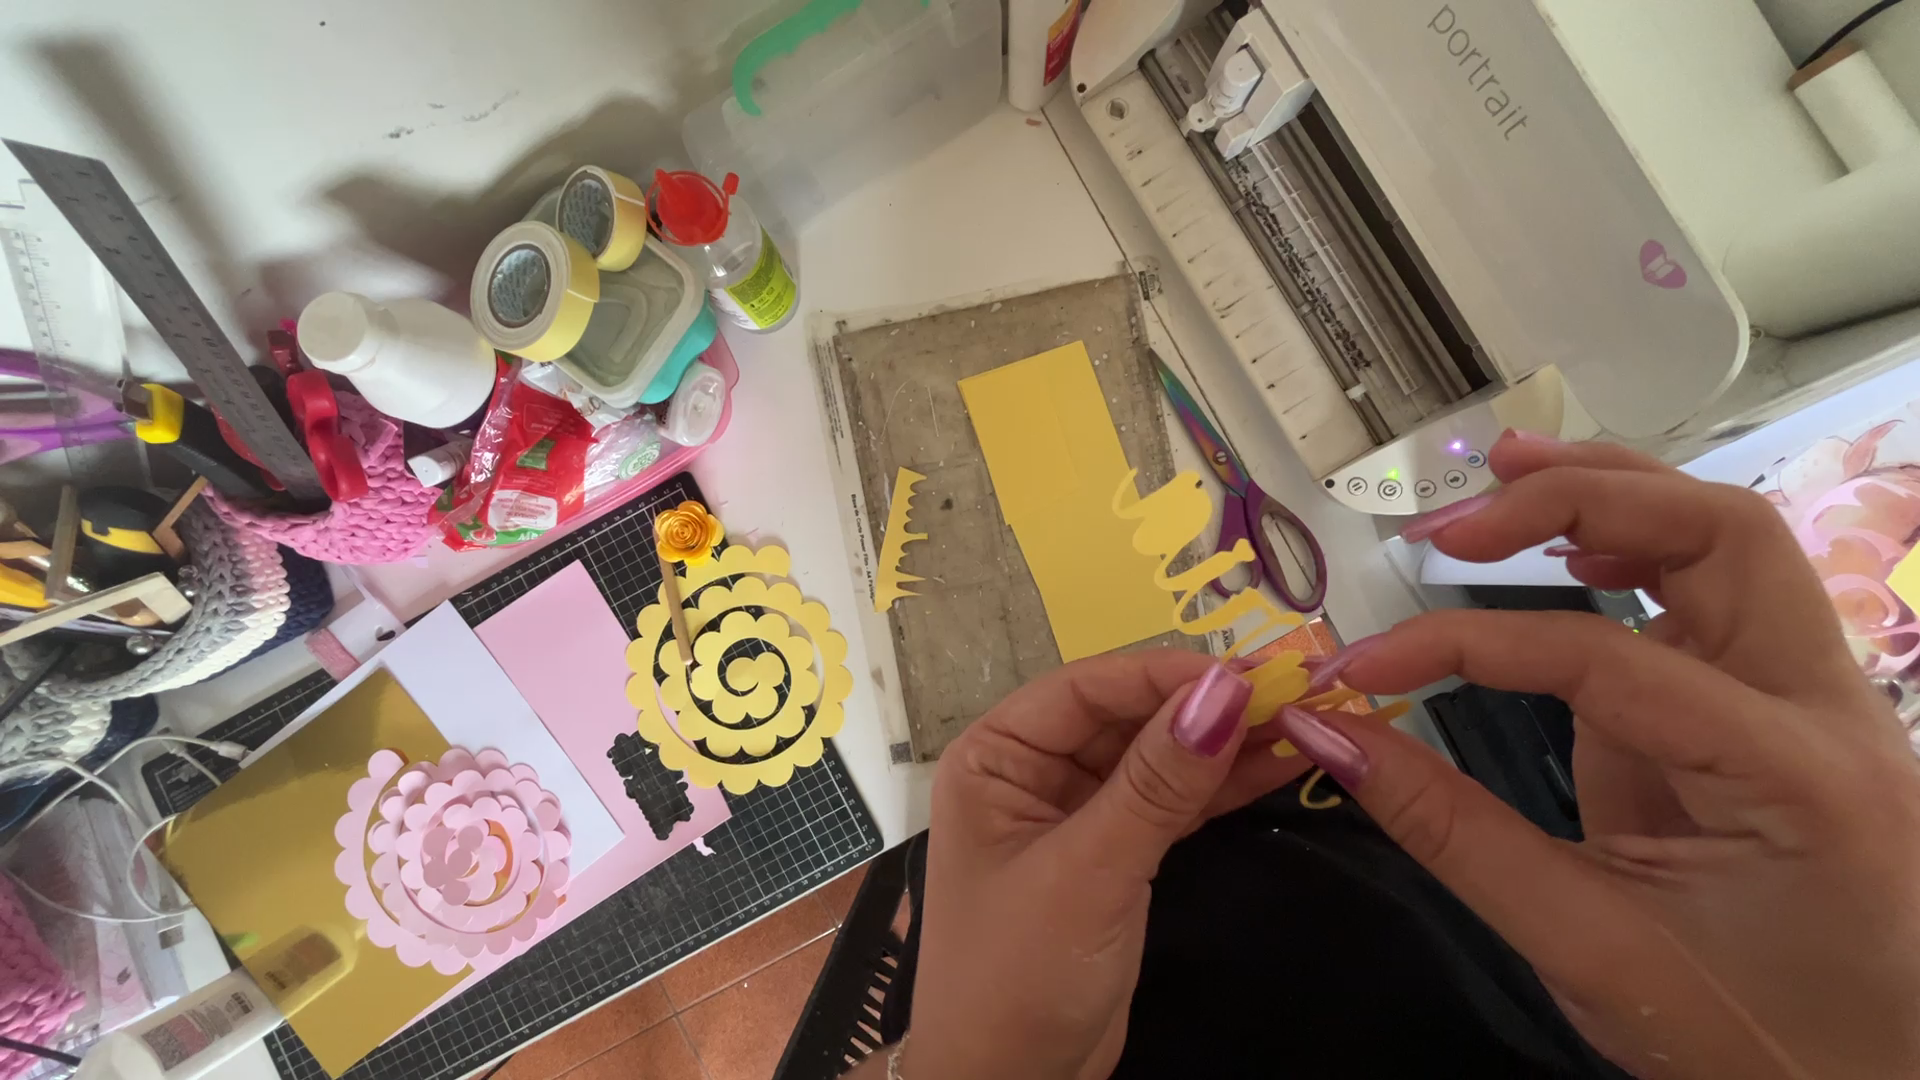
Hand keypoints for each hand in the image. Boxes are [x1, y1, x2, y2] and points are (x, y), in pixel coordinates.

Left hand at [904, 651, 1311, 1078]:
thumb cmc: (1021, 972)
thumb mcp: (1089, 872)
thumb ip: (1156, 783)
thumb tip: (1223, 692)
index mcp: (996, 754)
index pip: (1083, 689)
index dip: (1161, 674)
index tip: (1242, 673)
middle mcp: (1031, 766)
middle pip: (1123, 716)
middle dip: (1200, 705)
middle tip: (1287, 691)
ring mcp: (1074, 806)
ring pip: (1153, 755)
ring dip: (1220, 741)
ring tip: (1299, 718)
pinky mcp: (1113, 846)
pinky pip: (1168, 800)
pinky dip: (1220, 786)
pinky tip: (1278, 762)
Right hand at [1276, 432, 1919, 1077]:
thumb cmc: (1750, 1038)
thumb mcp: (1579, 941)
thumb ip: (1441, 825)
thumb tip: (1320, 732)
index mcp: (1790, 774)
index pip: (1591, 656)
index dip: (1451, 645)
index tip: (1356, 668)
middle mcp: (1823, 705)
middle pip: (1718, 532)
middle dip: (1571, 501)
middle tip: (1451, 525)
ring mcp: (1801, 692)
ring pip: (1724, 535)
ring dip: (1606, 492)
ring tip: (1498, 476)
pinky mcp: (1757, 699)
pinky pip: (1704, 584)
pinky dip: (1628, 540)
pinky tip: (1566, 554)